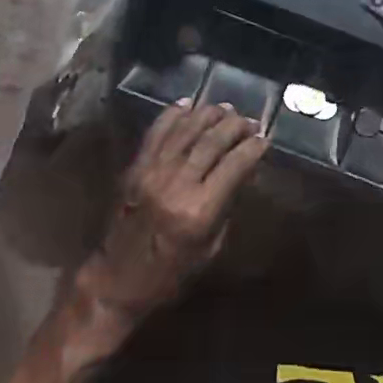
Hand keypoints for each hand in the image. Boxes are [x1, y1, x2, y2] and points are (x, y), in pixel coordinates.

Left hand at [74, 101, 268, 331]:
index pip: (234, 166)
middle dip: (234, 126)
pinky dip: (173, 115)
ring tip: (224, 107)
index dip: (252, 148)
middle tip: (248, 120)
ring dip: (207, 114)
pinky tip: (188, 104)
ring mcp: (152, 171)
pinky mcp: (135, 167)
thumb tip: (242, 173)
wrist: (117, 278)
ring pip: (185, 130)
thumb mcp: (210, 248)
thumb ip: (226, 206)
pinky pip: (156, 132)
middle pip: (211, 142)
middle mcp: (176, 184)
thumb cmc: (171, 272)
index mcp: (199, 210)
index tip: (265, 138)